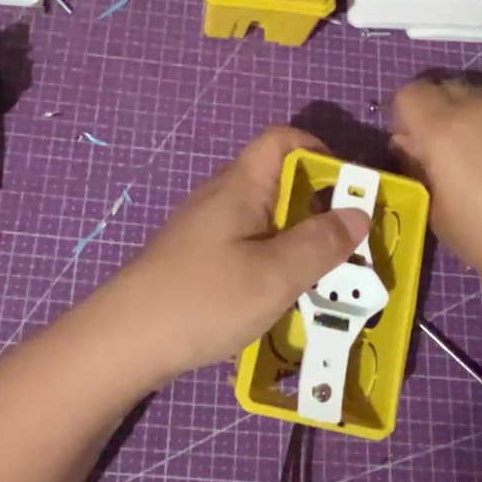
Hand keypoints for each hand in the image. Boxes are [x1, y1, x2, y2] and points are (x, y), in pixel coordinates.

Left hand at [89, 127, 370, 383]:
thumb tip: (358, 213)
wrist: (123, 342)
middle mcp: (222, 197)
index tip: (353, 192)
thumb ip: (320, 243)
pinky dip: (273, 261)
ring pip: (266, 218)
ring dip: (298, 240)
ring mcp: (206, 228)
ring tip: (324, 278)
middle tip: (350, 247)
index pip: (283, 139)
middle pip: (279, 180)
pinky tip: (280, 296)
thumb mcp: (274, 275)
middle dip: (320, 207)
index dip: (322, 153)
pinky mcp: (197, 258)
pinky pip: (248, 244)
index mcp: (241, 186)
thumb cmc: (202, 300)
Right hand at [390, 80, 481, 331]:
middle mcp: (481, 105)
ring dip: (470, 119)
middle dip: (437, 115)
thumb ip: (419, 169)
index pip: (409, 95)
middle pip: (444, 89)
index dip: (405, 120)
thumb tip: (412, 148)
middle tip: (445, 156)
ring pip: (479, 96)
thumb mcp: (438, 214)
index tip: (414, 149)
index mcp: (445, 128)